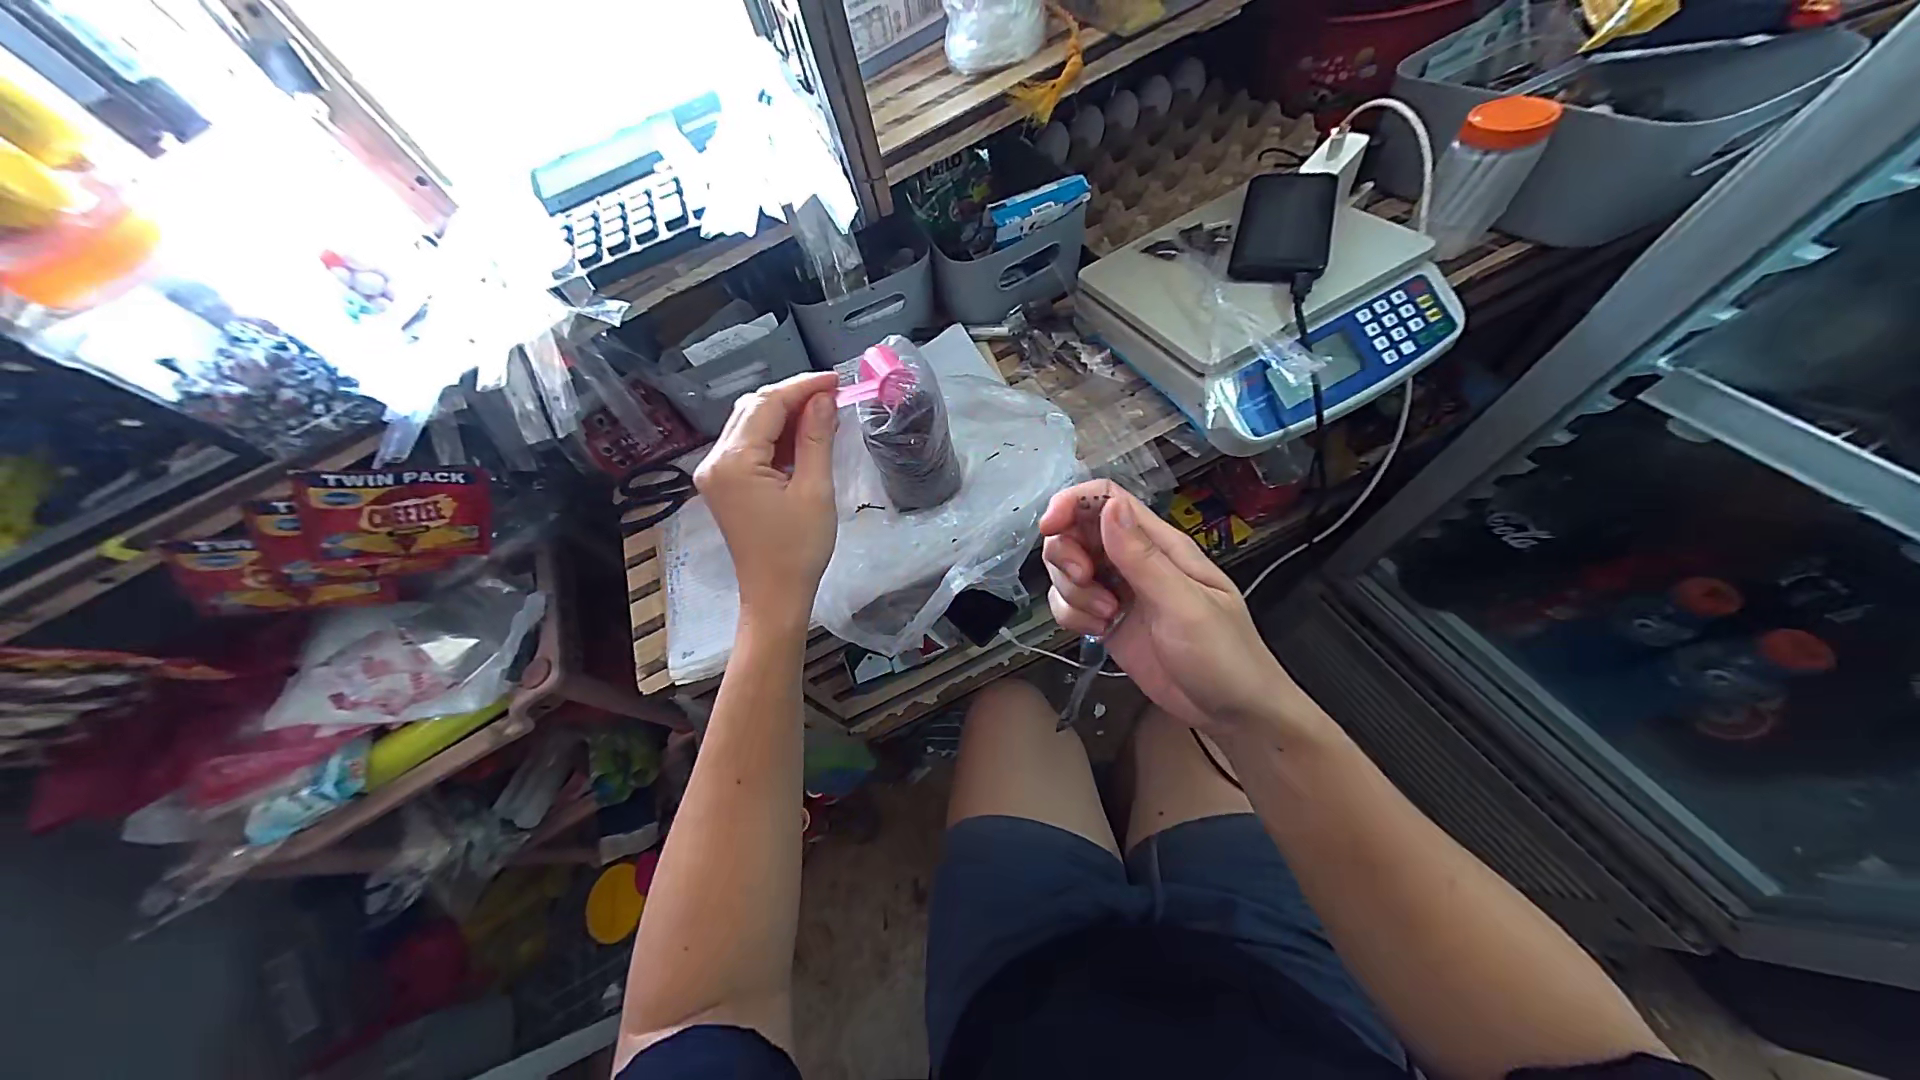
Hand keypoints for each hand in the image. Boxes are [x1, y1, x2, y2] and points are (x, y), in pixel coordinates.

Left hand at [694, 371, 839, 628]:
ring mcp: (715, 473)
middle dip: (793, 397)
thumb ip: (816, 438)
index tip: (837, 380)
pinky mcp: (724, 485)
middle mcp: (714, 461)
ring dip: (785, 415)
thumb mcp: (815, 490)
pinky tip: (803, 438)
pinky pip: (748, 446)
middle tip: (833, 397)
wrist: (774, 595)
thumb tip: (823, 399)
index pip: (768, 405)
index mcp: (733, 461)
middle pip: (753, 409)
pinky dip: (775, 437)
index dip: (803, 387)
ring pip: (750, 425)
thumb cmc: (799, 549)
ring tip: (823, 415)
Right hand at [1039, 480, 1306, 738]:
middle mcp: (1134, 560)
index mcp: (1160, 544)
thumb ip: (1143, 558)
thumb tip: (1110, 508)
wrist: (1233, 712)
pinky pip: (1070, 604)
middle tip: (1085, 582)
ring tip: (1104, 618)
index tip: (1050, 527)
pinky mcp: (1106, 620)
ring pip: (1068, 569)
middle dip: (1066, 555)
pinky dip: (1072, 616)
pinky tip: (1100, 632)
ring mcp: (1118, 591)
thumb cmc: (1224, 656)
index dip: (1072, 503)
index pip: (1107, 500)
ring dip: (1071, 592)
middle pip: (1076, 532)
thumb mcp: (1185, 606)